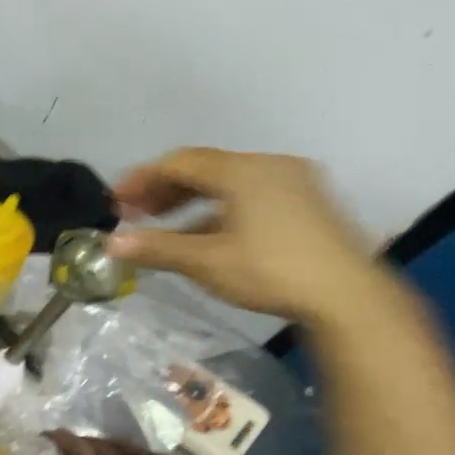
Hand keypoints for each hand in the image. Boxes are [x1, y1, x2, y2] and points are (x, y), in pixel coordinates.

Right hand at [107, 148, 393, 327]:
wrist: (344, 292)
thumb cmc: (270, 271)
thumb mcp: (205, 261)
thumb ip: (156, 248)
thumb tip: (110, 244)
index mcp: (244, 172)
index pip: (182, 162)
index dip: (143, 179)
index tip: (114, 202)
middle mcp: (269, 166)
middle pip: (205, 168)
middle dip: (163, 190)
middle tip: (132, 214)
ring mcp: (291, 182)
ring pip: (226, 182)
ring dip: (187, 202)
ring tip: (160, 227)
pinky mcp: (303, 202)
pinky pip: (247, 195)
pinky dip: (214, 210)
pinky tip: (199, 236)